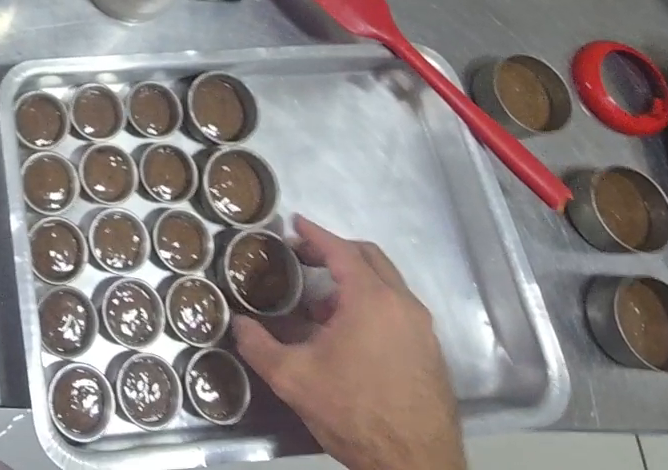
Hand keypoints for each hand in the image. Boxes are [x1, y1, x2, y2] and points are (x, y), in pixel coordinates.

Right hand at [231, 217, 463, 469]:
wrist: (417, 466)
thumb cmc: (354, 412)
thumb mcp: (293, 378)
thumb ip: (258, 345)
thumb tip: (237, 324)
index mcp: (371, 300)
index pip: (341, 250)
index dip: (315, 234)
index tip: (295, 223)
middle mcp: (403, 305)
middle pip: (369, 257)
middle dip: (335, 251)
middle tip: (304, 257)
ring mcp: (422, 329)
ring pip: (387, 283)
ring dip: (352, 280)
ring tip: (319, 305)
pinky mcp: (430, 352)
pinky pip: (397, 308)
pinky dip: (370, 303)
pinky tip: (346, 334)